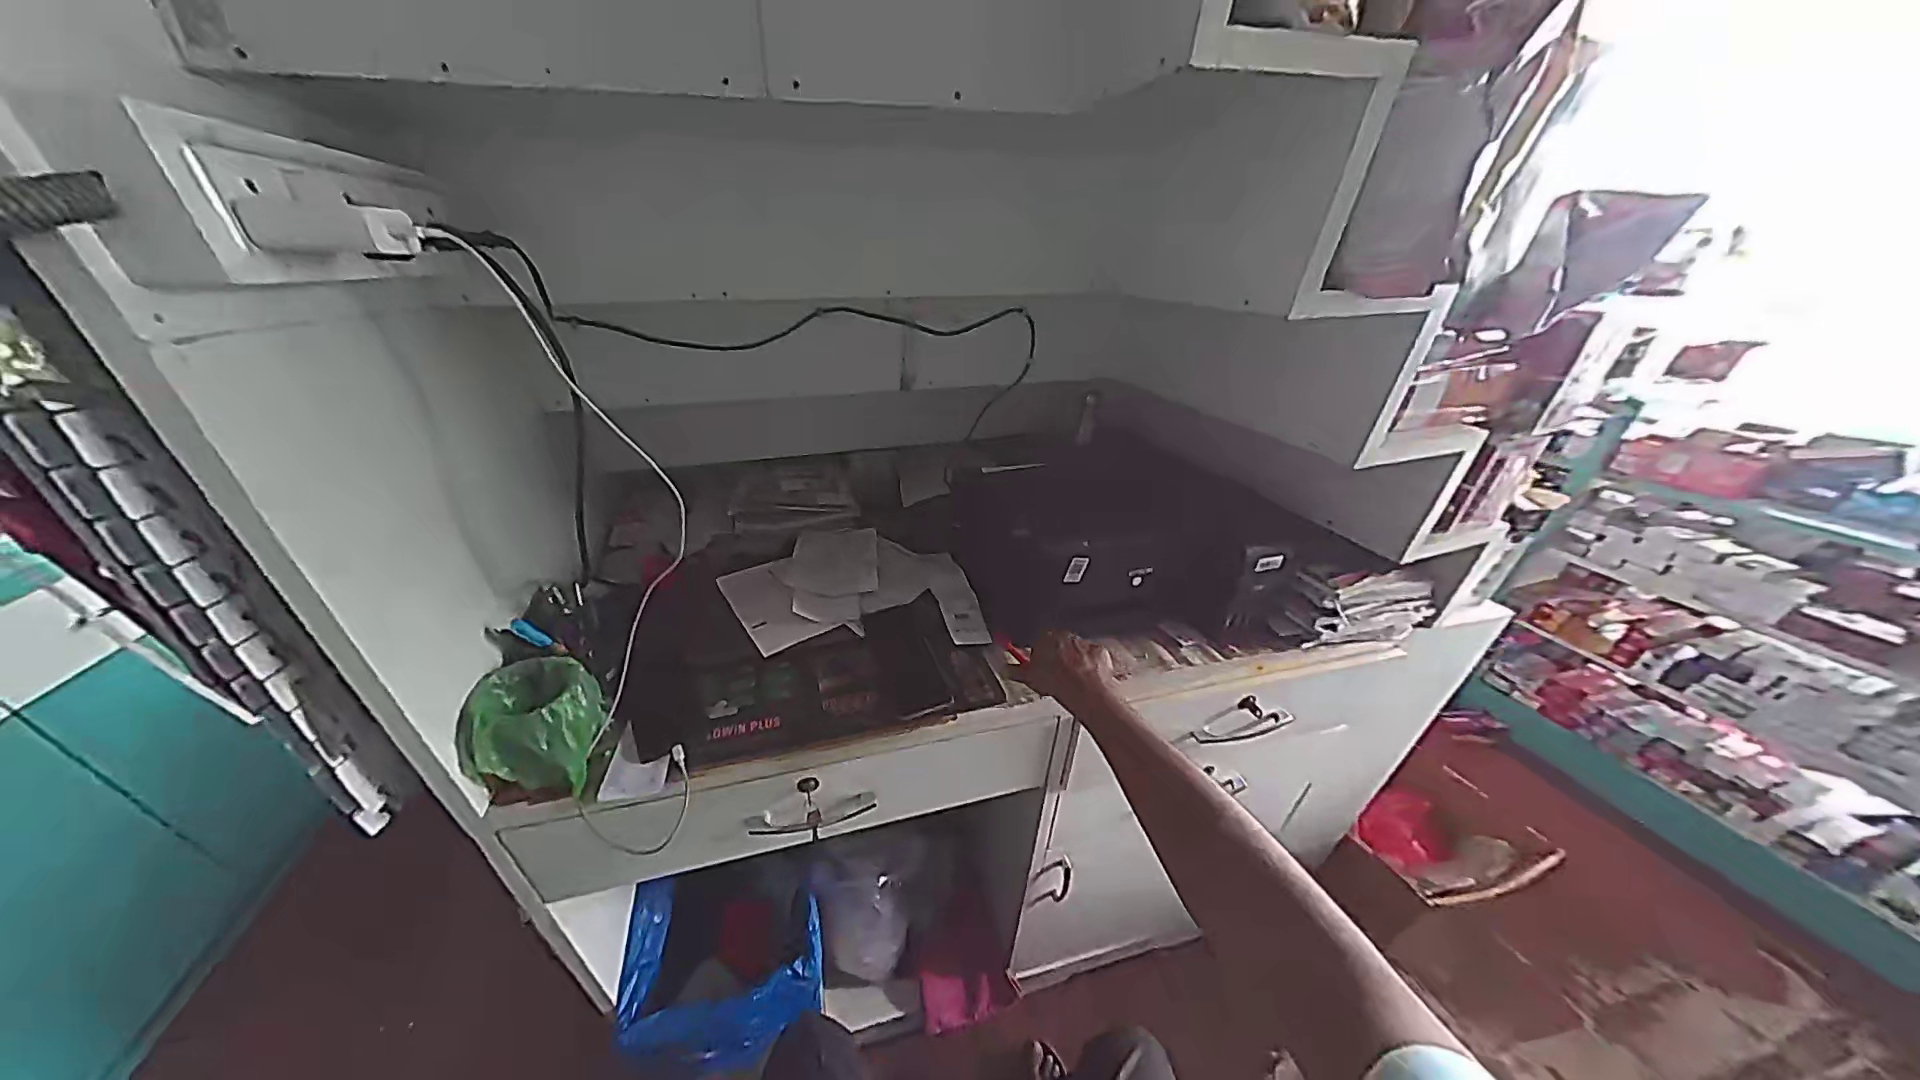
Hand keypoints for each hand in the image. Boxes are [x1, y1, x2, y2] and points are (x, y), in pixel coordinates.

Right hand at [1010, 631, 1115, 710]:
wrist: (1084, 688)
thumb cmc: (1058, 680)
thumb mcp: (1029, 677)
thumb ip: (1016, 670)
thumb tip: (1008, 670)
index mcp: (1046, 637)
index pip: (1039, 643)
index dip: (1039, 658)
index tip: (1039, 668)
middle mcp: (1066, 636)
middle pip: (1060, 646)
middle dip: (1058, 659)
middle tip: (1055, 677)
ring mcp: (1084, 644)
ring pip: (1077, 651)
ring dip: (1075, 663)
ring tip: (1071, 682)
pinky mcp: (1099, 653)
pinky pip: (1094, 658)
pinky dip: (1091, 668)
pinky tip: (1087, 680)